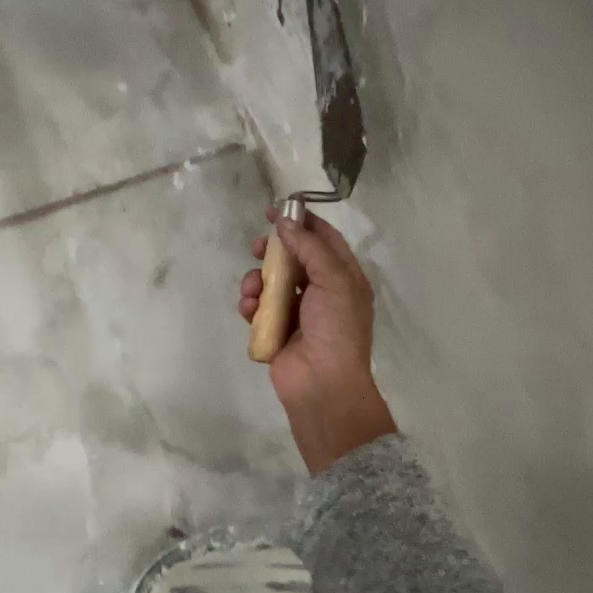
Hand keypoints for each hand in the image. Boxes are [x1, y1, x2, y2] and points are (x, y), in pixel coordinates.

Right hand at [239, 210, 395, 473]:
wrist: (322, 383)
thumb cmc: (335, 328)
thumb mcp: (333, 280)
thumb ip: (310, 248)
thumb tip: (286, 222)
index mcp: (343, 278)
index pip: (323, 240)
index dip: (301, 222)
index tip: (275, 210)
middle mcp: (321, 292)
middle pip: (292, 259)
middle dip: (272, 251)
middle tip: (255, 246)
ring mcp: (297, 313)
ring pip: (271, 283)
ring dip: (257, 281)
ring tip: (252, 290)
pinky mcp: (275, 331)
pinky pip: (258, 309)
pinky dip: (250, 305)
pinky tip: (248, 309)